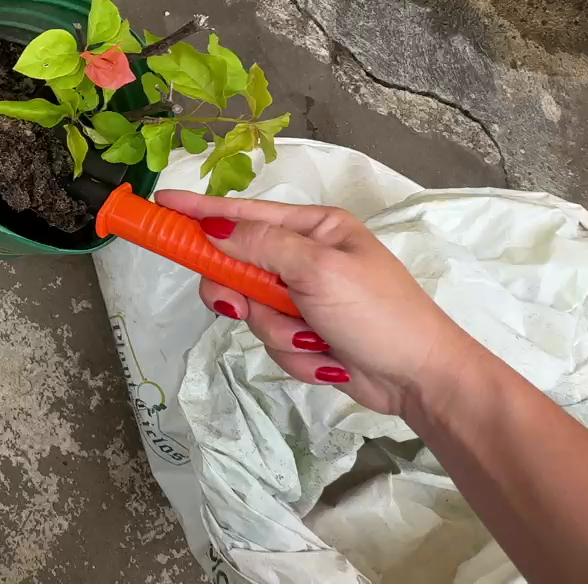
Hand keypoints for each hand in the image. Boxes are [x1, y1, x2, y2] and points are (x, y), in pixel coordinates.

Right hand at [155, 190, 483, 415]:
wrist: (424, 383)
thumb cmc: (379, 313)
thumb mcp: (319, 270)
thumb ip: (261, 246)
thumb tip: (213, 228)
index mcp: (314, 228)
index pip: (243, 213)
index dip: (199, 210)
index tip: (162, 205)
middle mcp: (303, 257)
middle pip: (235, 264)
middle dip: (237, 291)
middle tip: (235, 306)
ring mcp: (302, 296)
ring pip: (249, 306)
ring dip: (275, 330)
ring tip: (311, 342)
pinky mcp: (303, 332)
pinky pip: (268, 336)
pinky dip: (291, 353)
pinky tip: (323, 359)